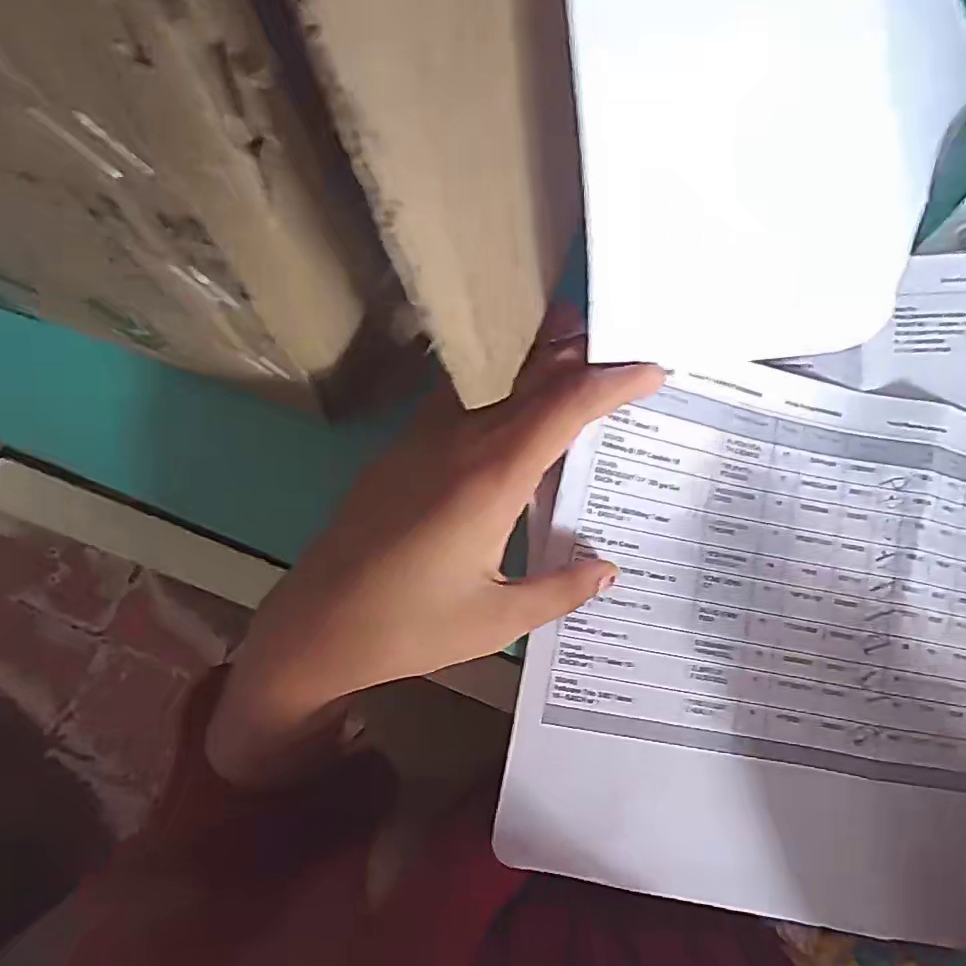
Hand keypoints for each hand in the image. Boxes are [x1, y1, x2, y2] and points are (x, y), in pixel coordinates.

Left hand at [208, 308, 664, 783]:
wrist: (314, 626)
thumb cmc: (409, 627)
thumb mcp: (497, 620)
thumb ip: (560, 590)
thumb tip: (608, 570)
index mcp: (492, 478)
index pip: (564, 408)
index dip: (611, 383)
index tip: (650, 370)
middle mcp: (459, 442)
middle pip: (529, 379)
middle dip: (577, 354)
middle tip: (618, 339)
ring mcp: (423, 441)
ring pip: (494, 385)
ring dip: (536, 365)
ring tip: (572, 350)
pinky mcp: (401, 452)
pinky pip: (462, 403)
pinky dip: (500, 392)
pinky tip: (509, 407)